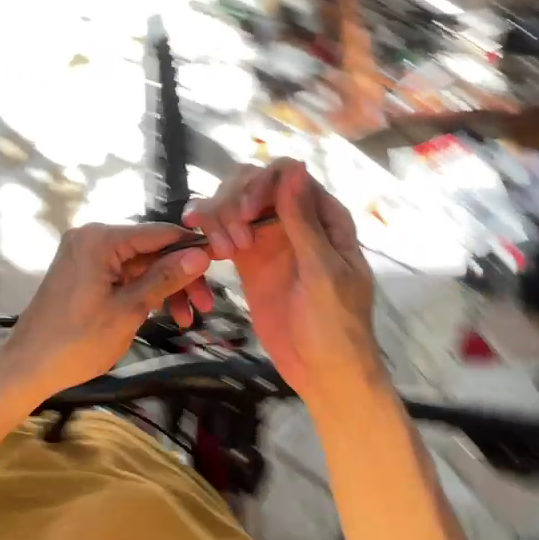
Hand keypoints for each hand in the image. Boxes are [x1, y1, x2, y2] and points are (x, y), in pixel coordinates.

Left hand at [2, 223, 213, 397]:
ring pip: (138, 263)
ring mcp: (84, 253)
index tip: (222, 261)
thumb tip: (200, 254)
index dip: (191, 246)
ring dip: (163, 286)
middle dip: (179, 275)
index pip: (158, 232)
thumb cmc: (78, 340)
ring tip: (186, 320)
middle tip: (205, 306)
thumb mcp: (128, 310)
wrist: (29, 365)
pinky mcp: (82, 270)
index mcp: (99, 238)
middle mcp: (90, 236)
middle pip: (149, 248)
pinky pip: (121, 273)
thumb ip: (165, 279)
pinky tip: (162, 313)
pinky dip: (141, 290)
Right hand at [187, 159, 376, 394]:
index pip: (286, 174)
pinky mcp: (247, 258)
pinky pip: (222, 230)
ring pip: (233, 202)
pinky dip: (208, 230)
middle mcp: (294, 218)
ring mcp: (269, 237)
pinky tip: (202, 244)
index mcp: (324, 216)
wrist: (323, 372)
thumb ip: (304, 221)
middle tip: (232, 242)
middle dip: (235, 201)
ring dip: (219, 217)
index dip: (261, 185)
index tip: (245, 213)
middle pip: (253, 182)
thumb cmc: (336, 325)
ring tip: (220, 252)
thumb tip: (294, 167)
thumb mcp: (323, 272)